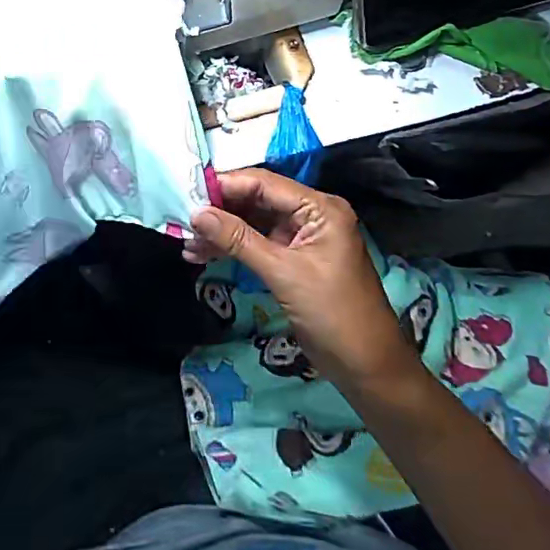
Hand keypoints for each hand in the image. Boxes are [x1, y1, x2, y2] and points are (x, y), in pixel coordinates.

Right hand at [185, 169, 415, 388]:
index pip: (263, 183)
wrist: (367, 366)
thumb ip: (238, 240)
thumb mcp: (283, 272)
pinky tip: (203, 254)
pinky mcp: (292, 259)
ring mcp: (301, 237)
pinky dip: (231, 248)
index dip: (224, 186)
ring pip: (252, 223)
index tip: (187, 193)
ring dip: (221, 232)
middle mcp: (310, 215)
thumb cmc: (333, 313)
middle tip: (182, 219)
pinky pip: (256, 243)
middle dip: (219, 211)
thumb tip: (196, 214)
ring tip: (187, 243)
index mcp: (319, 208)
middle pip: (255, 200)